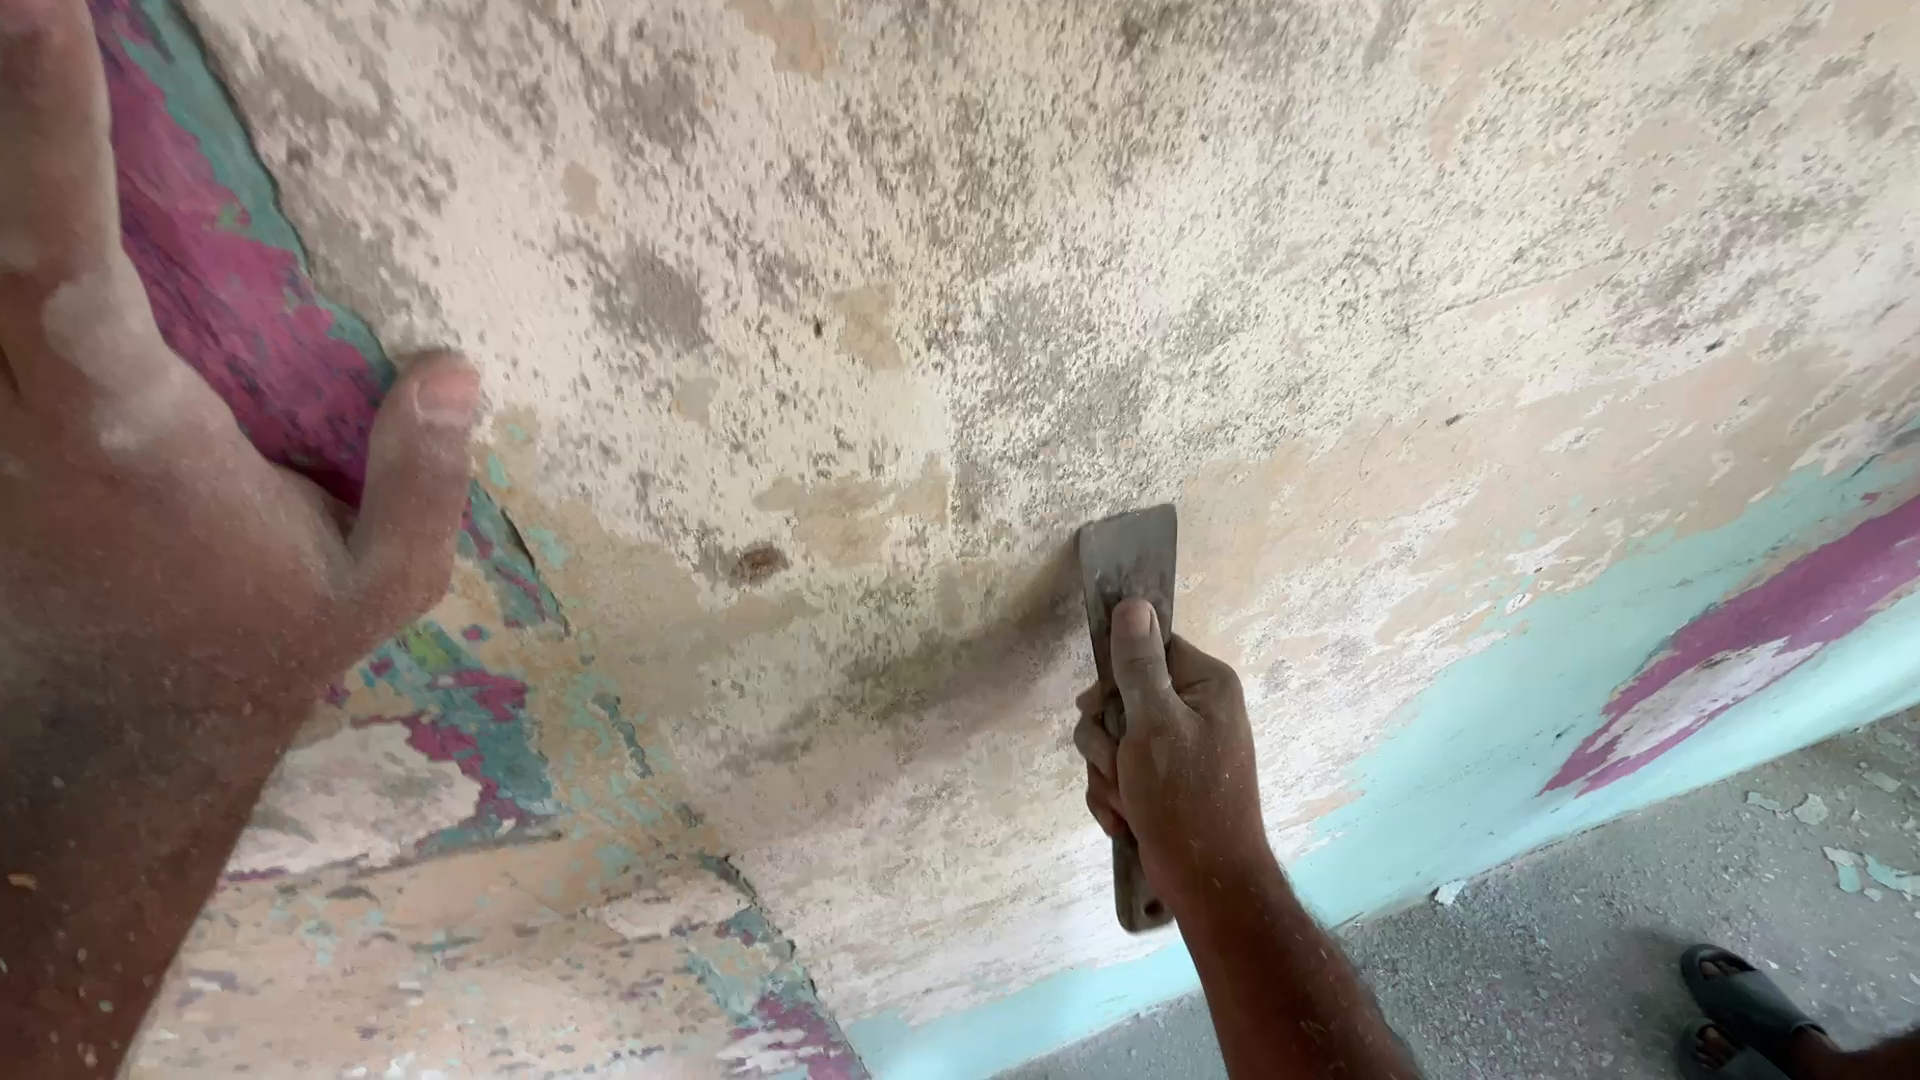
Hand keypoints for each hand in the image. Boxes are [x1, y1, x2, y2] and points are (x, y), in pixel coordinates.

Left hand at [0, 0, 477, 718]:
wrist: (134, 716)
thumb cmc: (271, 639)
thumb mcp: (389, 583)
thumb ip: (424, 479)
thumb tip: (452, 369)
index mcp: (132, 434)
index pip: (66, 263)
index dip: (45, 135)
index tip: (45, 12)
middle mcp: (21, 406)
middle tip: (23, 4)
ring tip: (22, 51)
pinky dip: (4, 232)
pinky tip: (27, 193)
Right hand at [1075, 598, 1270, 913]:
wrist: (1206, 885)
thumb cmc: (1185, 799)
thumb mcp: (1155, 724)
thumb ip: (1138, 664)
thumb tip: (1132, 603)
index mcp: (1204, 684)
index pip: (1146, 648)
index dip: (1116, 677)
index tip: (1101, 705)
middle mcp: (1192, 708)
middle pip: (1119, 695)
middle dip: (1107, 738)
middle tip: (1121, 764)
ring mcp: (1174, 746)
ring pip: (1109, 737)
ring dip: (1107, 772)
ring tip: (1128, 800)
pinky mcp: (1158, 779)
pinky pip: (1115, 769)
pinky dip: (1114, 795)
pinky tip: (1127, 817)